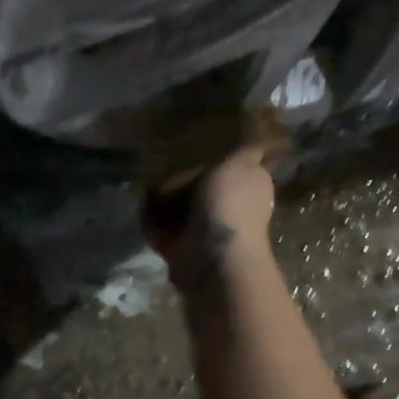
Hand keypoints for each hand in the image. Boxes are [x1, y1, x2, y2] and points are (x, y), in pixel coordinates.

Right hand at [154, 146, 277, 306]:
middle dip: (186, 182)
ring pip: (184, 212)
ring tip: (150, 188)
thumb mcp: (239, 163)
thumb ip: (245, 151)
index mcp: (250, 187)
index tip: (198, 149)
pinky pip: (164, 232)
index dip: (219, 159)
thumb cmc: (229, 204)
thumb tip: (256, 142)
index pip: (235, 168)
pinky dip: (153, 225)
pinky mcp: (184, 251)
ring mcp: (207, 232)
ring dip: (167, 204)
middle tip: (167, 168)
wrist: (212, 257)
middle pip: (205, 189)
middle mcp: (232, 210)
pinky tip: (142, 210)